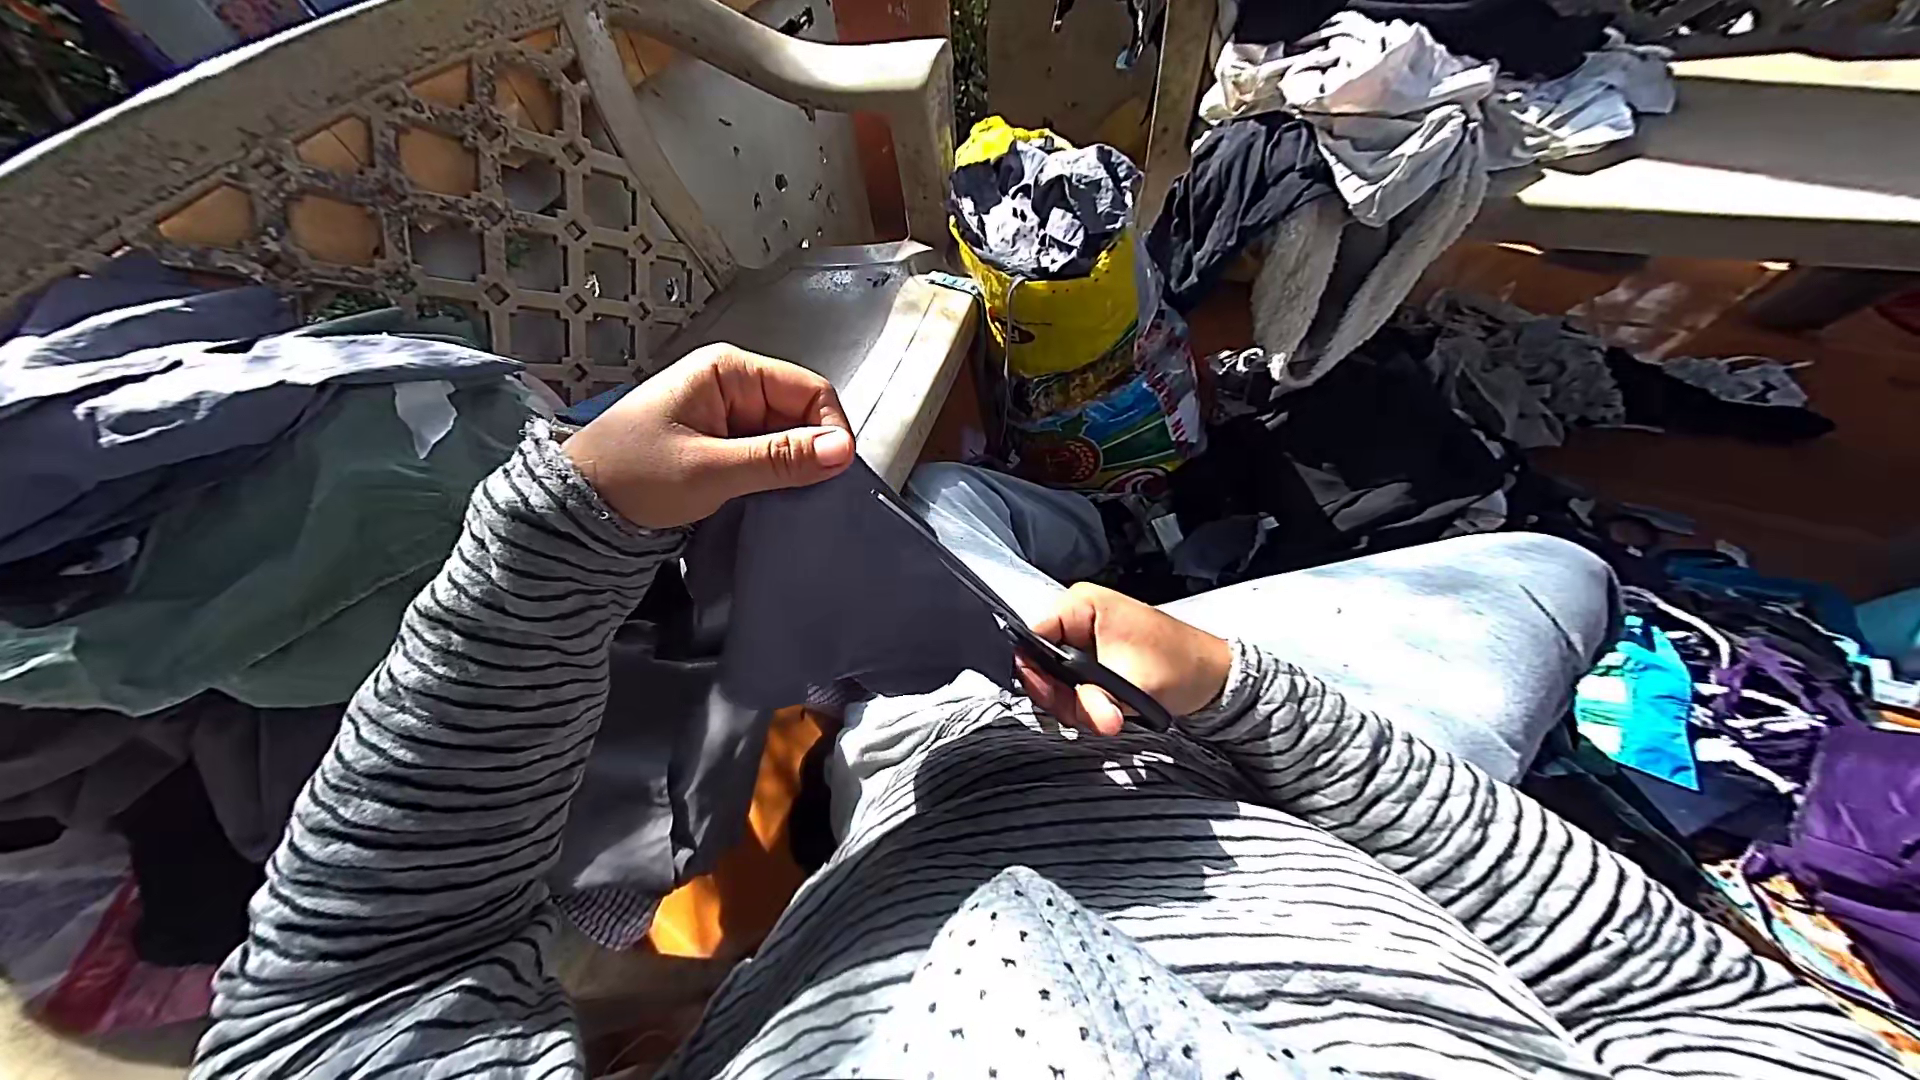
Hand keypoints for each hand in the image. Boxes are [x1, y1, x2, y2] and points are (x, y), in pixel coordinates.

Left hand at [562, 343, 854, 527]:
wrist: (581, 508)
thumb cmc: (630, 475)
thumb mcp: (711, 469)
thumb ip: (779, 459)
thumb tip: (842, 450)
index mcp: (729, 371)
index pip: (810, 390)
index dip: (831, 429)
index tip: (835, 471)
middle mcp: (735, 386)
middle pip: (804, 413)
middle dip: (814, 451)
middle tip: (810, 490)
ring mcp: (732, 415)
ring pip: (792, 437)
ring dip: (797, 466)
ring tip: (789, 495)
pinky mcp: (729, 442)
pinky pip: (773, 454)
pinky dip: (781, 475)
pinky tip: (775, 495)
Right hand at [1018, 582, 1231, 735]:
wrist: (1215, 679)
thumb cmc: (1183, 665)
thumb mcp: (1132, 685)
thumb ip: (1092, 700)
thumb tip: (1070, 710)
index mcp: (1082, 604)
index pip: (1032, 635)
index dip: (1035, 671)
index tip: (1052, 698)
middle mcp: (1079, 616)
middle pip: (1040, 660)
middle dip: (1062, 694)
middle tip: (1090, 712)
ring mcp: (1085, 637)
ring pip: (1054, 677)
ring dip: (1076, 703)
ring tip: (1107, 713)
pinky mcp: (1093, 657)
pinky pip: (1071, 682)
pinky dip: (1084, 702)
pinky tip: (1106, 710)